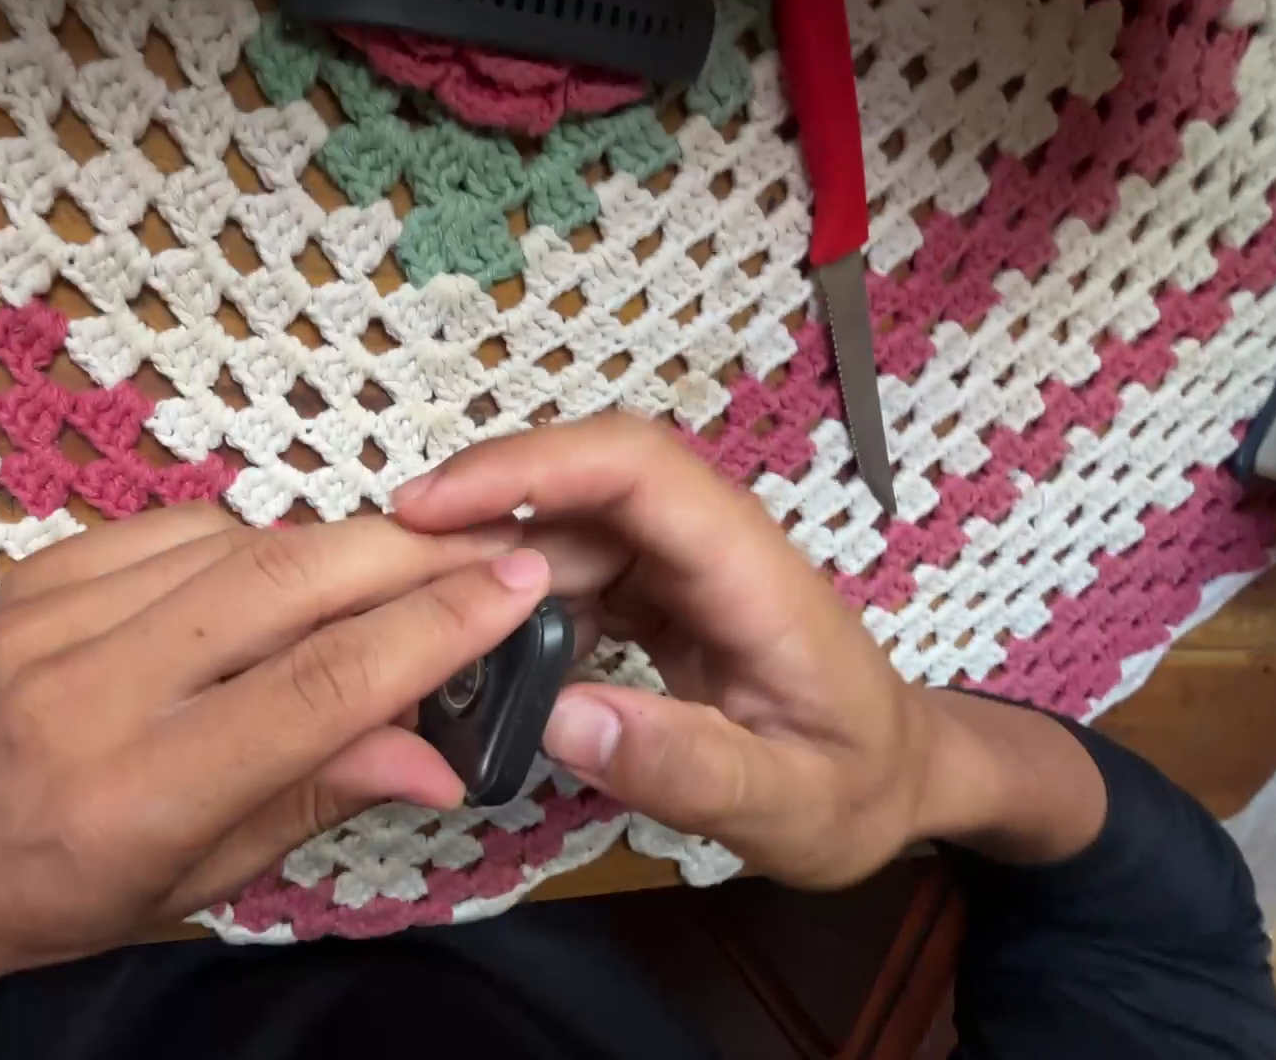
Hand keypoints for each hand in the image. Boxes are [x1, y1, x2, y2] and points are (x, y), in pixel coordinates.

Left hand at [0, 503, 549, 973]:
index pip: (314, 688)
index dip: (430, 629)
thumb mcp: (216, 874)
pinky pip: (189, 527)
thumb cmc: (84, 888)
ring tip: (391, 573)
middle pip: (284, 584)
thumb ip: (328, 792)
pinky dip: (258, 545)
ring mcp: (53, 613)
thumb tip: (446, 756)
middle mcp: (86, 688)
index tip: (516, 585)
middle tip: (486, 545)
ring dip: (339, 550)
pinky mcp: (42, 568)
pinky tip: (270, 579)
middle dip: (407, 554)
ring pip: (244, 543)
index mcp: (135, 793)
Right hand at [392, 414, 1101, 887]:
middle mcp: (700, 541)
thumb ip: (691, 768)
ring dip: (480, 552)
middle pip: (576, 481)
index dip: (526, 467)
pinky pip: (559, 567)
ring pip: (557, 524)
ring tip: (409, 605)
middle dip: (476, 507)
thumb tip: (562, 717)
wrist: (890, 774)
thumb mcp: (792, 807)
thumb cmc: (856, 783)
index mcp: (748, 569)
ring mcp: (668, 559)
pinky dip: (504, 591)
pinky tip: (468, 638)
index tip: (429, 507)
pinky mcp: (642, 585)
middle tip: (386, 563)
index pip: (633, 469)